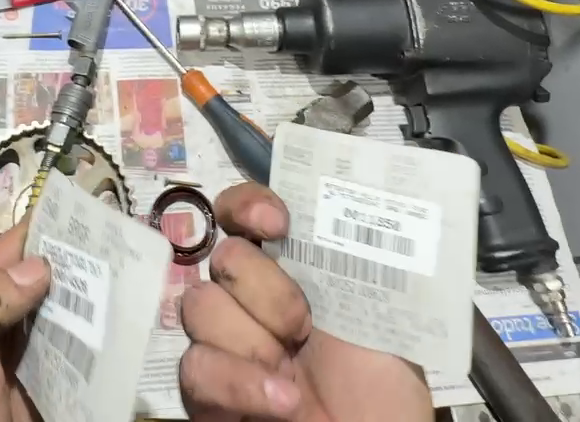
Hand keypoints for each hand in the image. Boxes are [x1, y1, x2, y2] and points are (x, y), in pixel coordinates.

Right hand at [178, 183, 433, 421]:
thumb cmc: (383, 382)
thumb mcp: (380, 302)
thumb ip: (349, 243)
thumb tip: (340, 180)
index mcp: (288, 267)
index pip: (241, 211)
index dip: (247, 204)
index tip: (277, 223)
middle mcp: (248, 297)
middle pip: (224, 256)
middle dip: (268, 291)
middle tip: (304, 326)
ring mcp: (223, 342)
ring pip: (201, 305)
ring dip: (254, 342)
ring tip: (293, 376)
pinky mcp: (206, 392)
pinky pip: (196, 366)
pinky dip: (240, 382)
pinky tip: (283, 401)